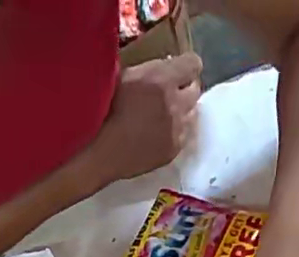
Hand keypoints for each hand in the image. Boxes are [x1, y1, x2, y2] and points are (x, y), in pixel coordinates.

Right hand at [86, 53, 202, 183]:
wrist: (103, 151)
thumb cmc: (105, 110)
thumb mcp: (123, 76)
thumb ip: (147, 70)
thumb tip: (161, 66)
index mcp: (162, 78)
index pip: (193, 64)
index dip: (186, 66)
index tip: (178, 70)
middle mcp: (175, 103)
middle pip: (195, 90)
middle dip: (185, 89)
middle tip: (172, 93)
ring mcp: (177, 129)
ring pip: (192, 114)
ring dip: (183, 112)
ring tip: (167, 116)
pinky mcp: (173, 150)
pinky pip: (184, 137)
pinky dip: (177, 133)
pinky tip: (162, 134)